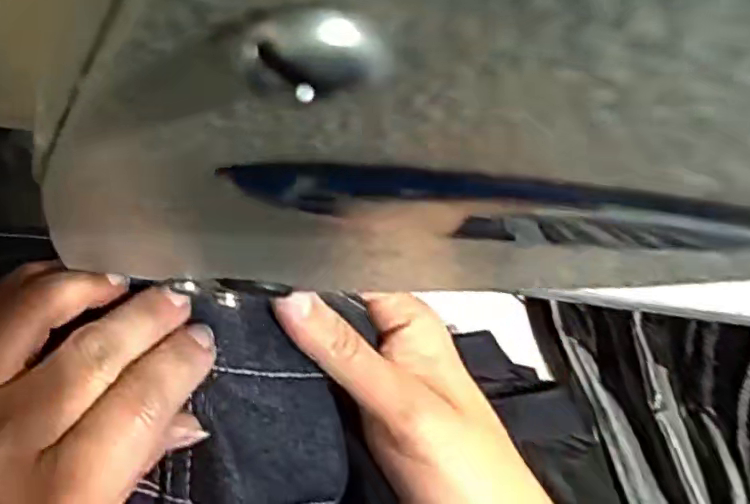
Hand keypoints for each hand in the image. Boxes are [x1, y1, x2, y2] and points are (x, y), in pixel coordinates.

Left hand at [0, 262, 216, 503]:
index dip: (177, 365)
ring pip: (38, 310)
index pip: (135, 408)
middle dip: (147, 319)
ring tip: (122, 280)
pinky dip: (29, 279)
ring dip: (87, 284)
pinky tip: (60, 275)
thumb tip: (187, 414)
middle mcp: (11, 434)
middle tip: (177, 298)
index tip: (202, 339)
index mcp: (60, 496)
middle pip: (94, 353)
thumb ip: (133, 470)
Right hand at [273, 291, 551, 503]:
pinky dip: (295, 370)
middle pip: (323, 301)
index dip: (306, 272)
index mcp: (408, 317)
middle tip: (268, 314)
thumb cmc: (481, 478)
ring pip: (313, 337)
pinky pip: (311, 371)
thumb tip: (292, 298)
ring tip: (277, 344)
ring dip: (294, 341)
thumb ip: (345, 350)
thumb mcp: (404, 404)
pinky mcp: (351, 400)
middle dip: (295, 307)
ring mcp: (368, 369)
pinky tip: (285, 369)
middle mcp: (386, 336)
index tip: (272, 282)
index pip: (344, 270)